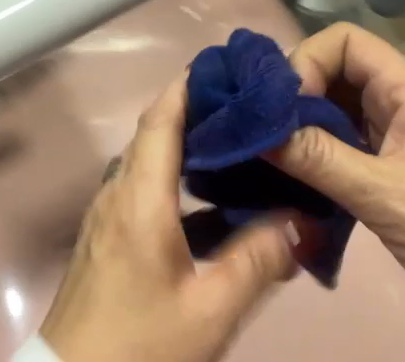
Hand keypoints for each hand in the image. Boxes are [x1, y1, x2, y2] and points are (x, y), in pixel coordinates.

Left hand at [39, 77, 301, 361]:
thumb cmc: (142, 343)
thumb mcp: (211, 310)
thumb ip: (256, 262)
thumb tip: (300, 220)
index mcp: (139, 197)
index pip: (160, 121)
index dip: (187, 88)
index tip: (221, 69)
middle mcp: (116, 192)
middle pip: (153, 136)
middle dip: (193, 114)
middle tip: (245, 109)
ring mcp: (105, 214)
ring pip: (147, 164)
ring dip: (183, 149)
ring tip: (235, 149)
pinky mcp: (105, 237)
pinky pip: (141, 190)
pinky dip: (173, 181)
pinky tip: (207, 205)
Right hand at [264, 23, 404, 361]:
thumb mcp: (391, 199)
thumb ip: (317, 158)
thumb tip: (248, 127)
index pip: (347, 42)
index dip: (307, 60)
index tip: (281, 105)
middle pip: (337, 75)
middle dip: (294, 95)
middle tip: (260, 130)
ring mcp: (404, 147)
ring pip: (337, 115)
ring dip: (301, 129)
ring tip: (265, 153)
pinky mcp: (399, 182)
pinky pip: (345, 151)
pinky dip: (315, 158)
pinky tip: (291, 179)